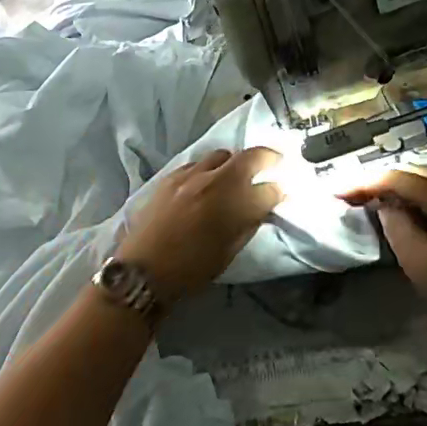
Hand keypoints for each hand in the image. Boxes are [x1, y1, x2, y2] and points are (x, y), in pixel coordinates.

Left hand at [116, 148, 283, 297]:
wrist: (143, 270)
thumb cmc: (191, 269)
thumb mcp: (229, 252)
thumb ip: (248, 225)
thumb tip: (261, 209)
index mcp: (235, 206)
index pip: (269, 189)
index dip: (279, 191)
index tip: (283, 193)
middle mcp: (216, 182)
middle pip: (250, 157)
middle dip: (267, 158)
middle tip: (274, 161)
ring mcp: (191, 176)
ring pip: (222, 155)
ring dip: (235, 161)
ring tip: (236, 173)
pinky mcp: (171, 177)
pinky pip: (197, 163)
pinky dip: (209, 168)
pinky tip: (206, 181)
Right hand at [340, 170, 426, 342]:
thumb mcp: (423, 265)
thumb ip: (398, 228)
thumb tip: (384, 205)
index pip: (400, 178)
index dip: (364, 182)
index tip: (335, 192)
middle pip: (414, 174)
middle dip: (378, 182)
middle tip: (346, 196)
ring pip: (426, 184)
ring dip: (396, 190)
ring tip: (365, 201)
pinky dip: (414, 200)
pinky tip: (398, 212)